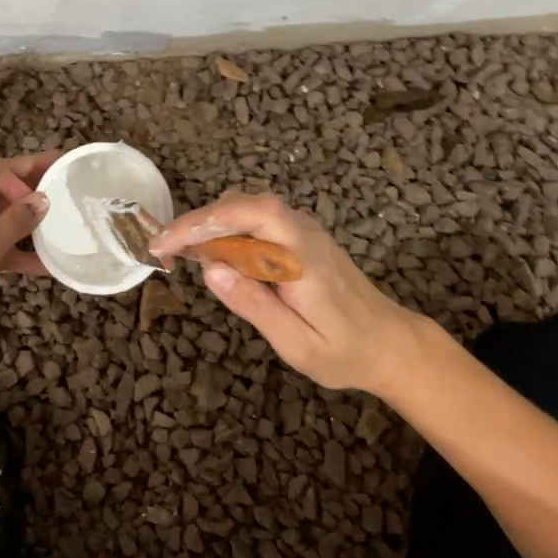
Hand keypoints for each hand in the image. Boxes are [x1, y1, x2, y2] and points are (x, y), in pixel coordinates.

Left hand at [0, 152, 56, 332]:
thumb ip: (17, 219)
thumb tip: (43, 200)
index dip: (18, 177)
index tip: (37, 199)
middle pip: (0, 187)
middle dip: (30, 186)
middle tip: (65, 176)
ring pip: (2, 215)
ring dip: (29, 219)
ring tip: (64, 218)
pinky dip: (20, 249)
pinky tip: (47, 262)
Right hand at [151, 191, 429, 394]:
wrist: (392, 344)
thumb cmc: (345, 352)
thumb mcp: (297, 344)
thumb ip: (254, 305)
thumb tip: (210, 270)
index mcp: (302, 256)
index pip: (247, 216)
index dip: (201, 223)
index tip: (165, 243)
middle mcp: (303, 232)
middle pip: (241, 204)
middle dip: (197, 222)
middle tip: (165, 250)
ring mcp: (303, 229)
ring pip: (246, 208)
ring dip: (211, 225)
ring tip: (182, 254)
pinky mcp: (300, 235)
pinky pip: (257, 220)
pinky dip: (228, 230)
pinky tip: (214, 256)